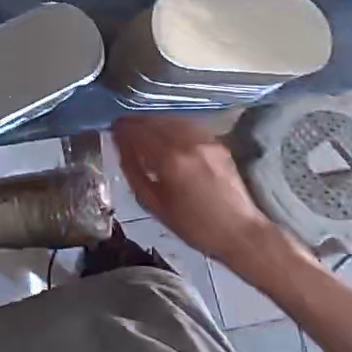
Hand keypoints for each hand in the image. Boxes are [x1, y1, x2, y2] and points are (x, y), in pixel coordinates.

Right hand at [111, 117, 287, 268]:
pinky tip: (166, 134)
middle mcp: (188, 143)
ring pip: (172, 120)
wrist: (238, 231)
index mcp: (170, 159)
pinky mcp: (217, 143)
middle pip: (154, 122)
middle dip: (136, 123)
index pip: (139, 132)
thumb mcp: (154, 204)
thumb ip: (134, 172)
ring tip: (142, 129)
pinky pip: (188, 126)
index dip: (123, 129)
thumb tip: (121, 149)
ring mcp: (205, 140)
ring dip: (154, 121)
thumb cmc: (193, 226)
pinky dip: (173, 126)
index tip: (112, 128)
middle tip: (122, 127)